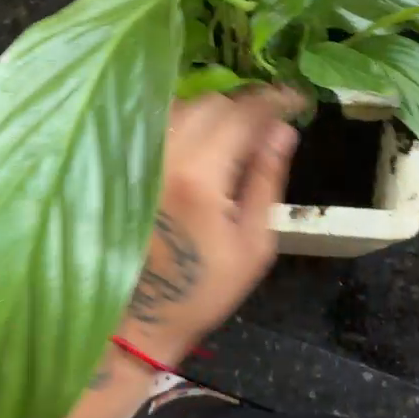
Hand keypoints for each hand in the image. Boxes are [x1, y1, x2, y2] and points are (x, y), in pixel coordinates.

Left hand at [116, 88, 301, 365]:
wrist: (141, 318)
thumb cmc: (203, 290)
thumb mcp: (254, 244)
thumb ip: (266, 179)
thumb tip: (283, 131)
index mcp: (200, 176)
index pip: (242, 114)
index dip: (273, 100)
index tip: (295, 99)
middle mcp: (164, 156)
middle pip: (210, 102)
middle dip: (244, 106)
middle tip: (266, 123)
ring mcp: (137, 160)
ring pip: (179, 108)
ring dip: (212, 111)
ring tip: (233, 133)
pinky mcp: (123, 169)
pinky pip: (155, 126)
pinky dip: (183, 122)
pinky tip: (198, 143)